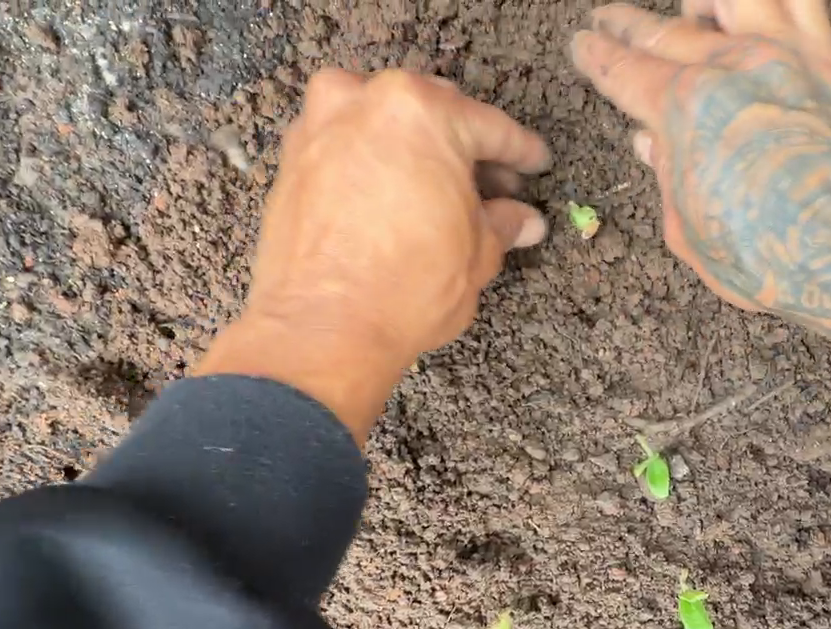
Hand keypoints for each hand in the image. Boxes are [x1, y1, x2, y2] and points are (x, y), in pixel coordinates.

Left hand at [197, 70, 550, 443]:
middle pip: (435, 111)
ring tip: (445, 193)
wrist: (327, 325)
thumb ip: (502, 224)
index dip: (521, 151)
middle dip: (468, 147)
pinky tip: (400, 198)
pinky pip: (351, 144)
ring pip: (388, 121)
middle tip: (495, 187)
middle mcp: (367, 101)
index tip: (535, 161)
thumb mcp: (478, 256)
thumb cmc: (405, 289)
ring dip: (420, 150)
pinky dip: (380, 162)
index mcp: (424, 114)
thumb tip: (523, 220)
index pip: (490, 126)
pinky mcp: (295, 156)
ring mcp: (323, 124)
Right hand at [571, 0, 830, 378]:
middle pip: (664, 31)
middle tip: (609, 18)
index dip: (597, 57)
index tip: (583, 46)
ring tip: (688, 8)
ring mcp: (778, 56)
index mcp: (680, 111)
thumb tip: (649, 143)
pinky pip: (800, 0)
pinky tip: (757, 8)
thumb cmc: (758, 257)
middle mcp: (725, 68)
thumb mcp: (686, 231)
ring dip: (699, 1)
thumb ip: (665, 178)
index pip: (623, 71)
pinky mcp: (823, 62)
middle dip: (628, 24)